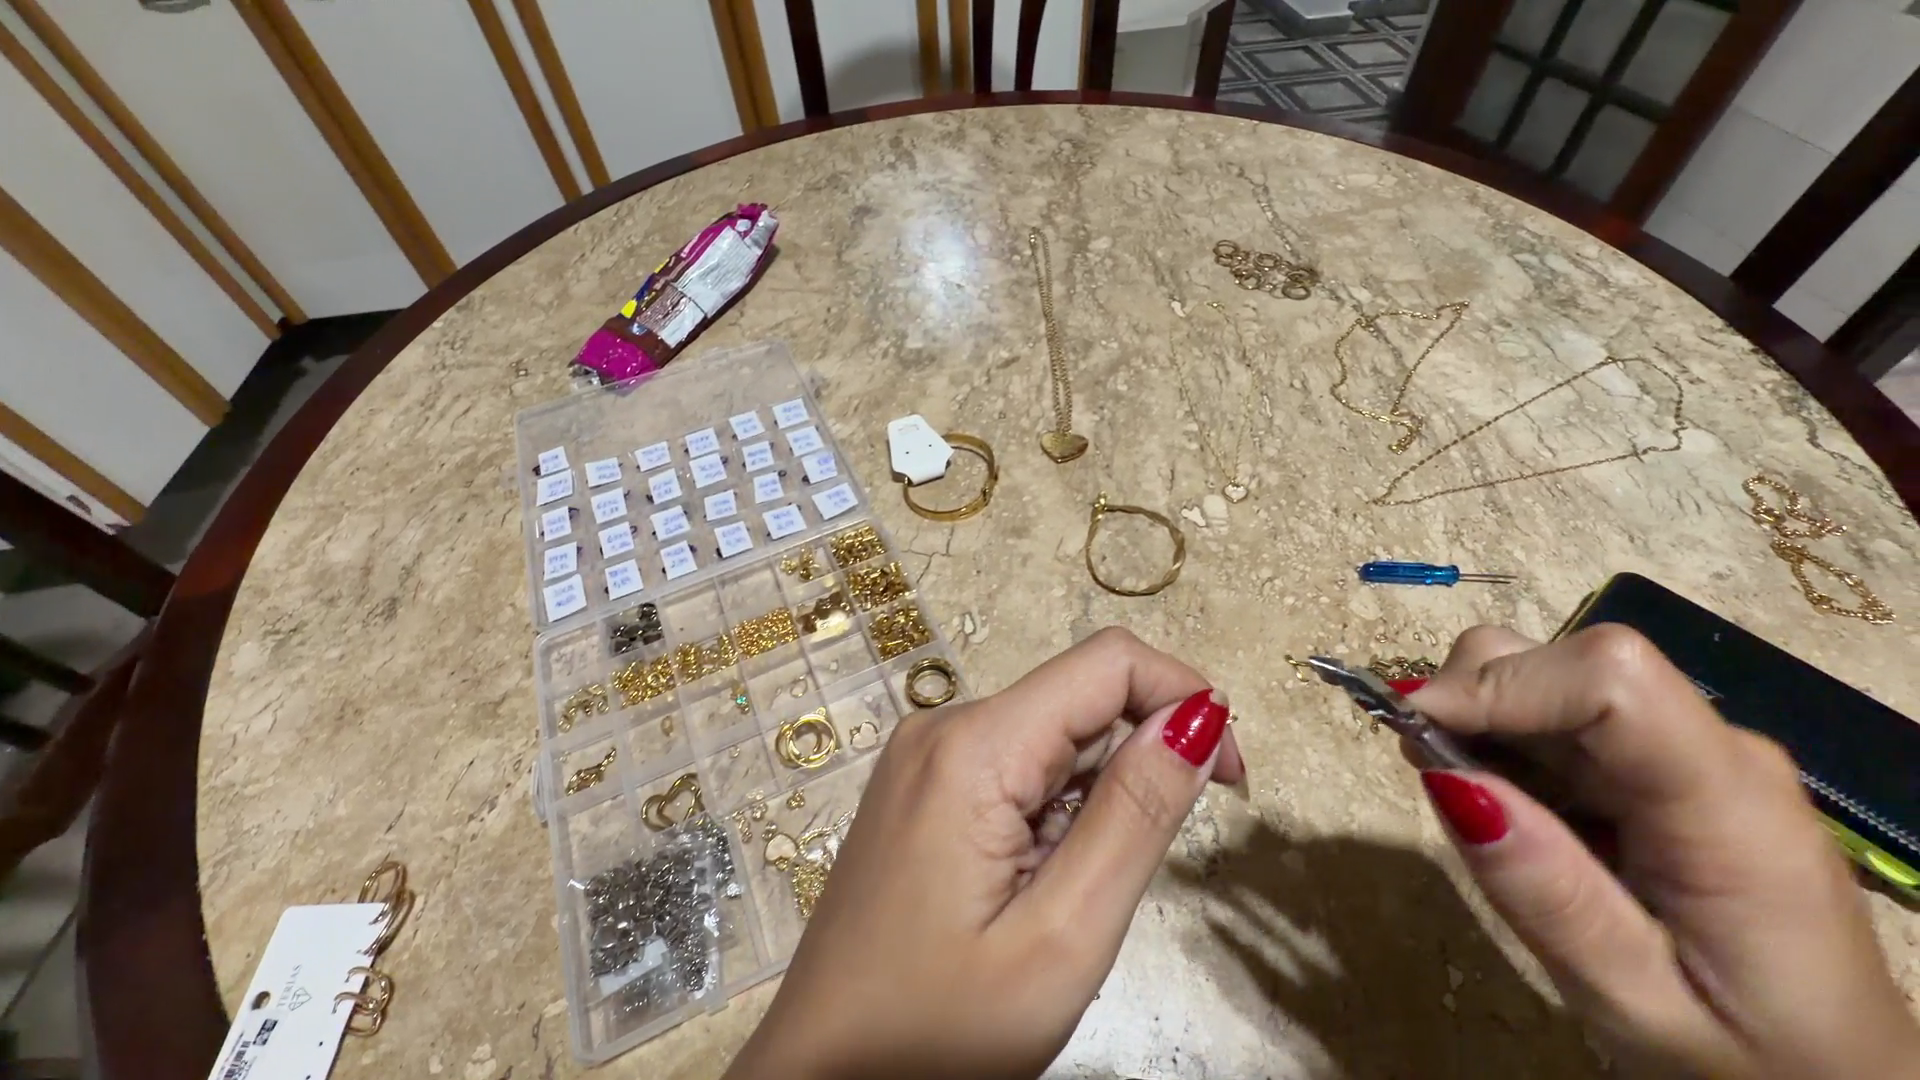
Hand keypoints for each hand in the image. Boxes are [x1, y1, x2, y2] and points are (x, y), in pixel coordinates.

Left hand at [723, 627, 1242, 1079]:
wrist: (819, 1079)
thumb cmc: (938, 1031)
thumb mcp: (1062, 936)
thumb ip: (1135, 814)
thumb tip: (1200, 717)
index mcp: (973, 745)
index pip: (1108, 662)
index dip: (1184, 697)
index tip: (1228, 778)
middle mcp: (942, 729)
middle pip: (1079, 698)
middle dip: (1143, 755)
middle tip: (1153, 857)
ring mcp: (925, 758)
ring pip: (1051, 738)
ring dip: (1097, 795)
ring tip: (1077, 891)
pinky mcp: (922, 790)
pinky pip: (1014, 770)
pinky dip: (1056, 810)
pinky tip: (1040, 880)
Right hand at [1408, 624, 1919, 1078]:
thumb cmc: (1748, 1059)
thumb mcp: (1637, 1006)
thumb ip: (1549, 896)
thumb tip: (1445, 777)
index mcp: (1730, 809)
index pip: (1611, 680)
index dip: (1498, 684)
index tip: (1408, 728)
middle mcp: (1715, 752)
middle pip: (1570, 661)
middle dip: (1472, 697)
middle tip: (1424, 770)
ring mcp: (1688, 750)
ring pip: (1551, 675)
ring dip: (1479, 718)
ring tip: (1464, 796)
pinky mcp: (1656, 763)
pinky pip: (1555, 716)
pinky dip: (1498, 738)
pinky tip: (1500, 801)